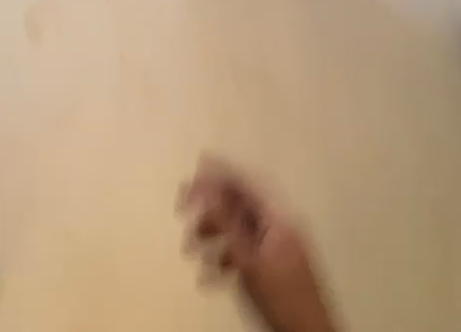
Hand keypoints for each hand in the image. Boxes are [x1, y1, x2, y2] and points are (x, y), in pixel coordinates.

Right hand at [178, 156, 337, 331]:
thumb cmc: (280, 296)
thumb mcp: (248, 259)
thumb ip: (226, 221)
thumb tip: (207, 186)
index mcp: (279, 218)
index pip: (247, 182)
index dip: (221, 169)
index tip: (195, 164)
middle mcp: (279, 225)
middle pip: (238, 204)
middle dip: (207, 208)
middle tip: (180, 209)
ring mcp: (277, 247)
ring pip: (236, 229)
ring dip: (210, 236)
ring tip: (189, 250)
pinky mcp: (272, 266)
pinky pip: (242, 251)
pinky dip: (222, 258)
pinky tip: (209, 277)